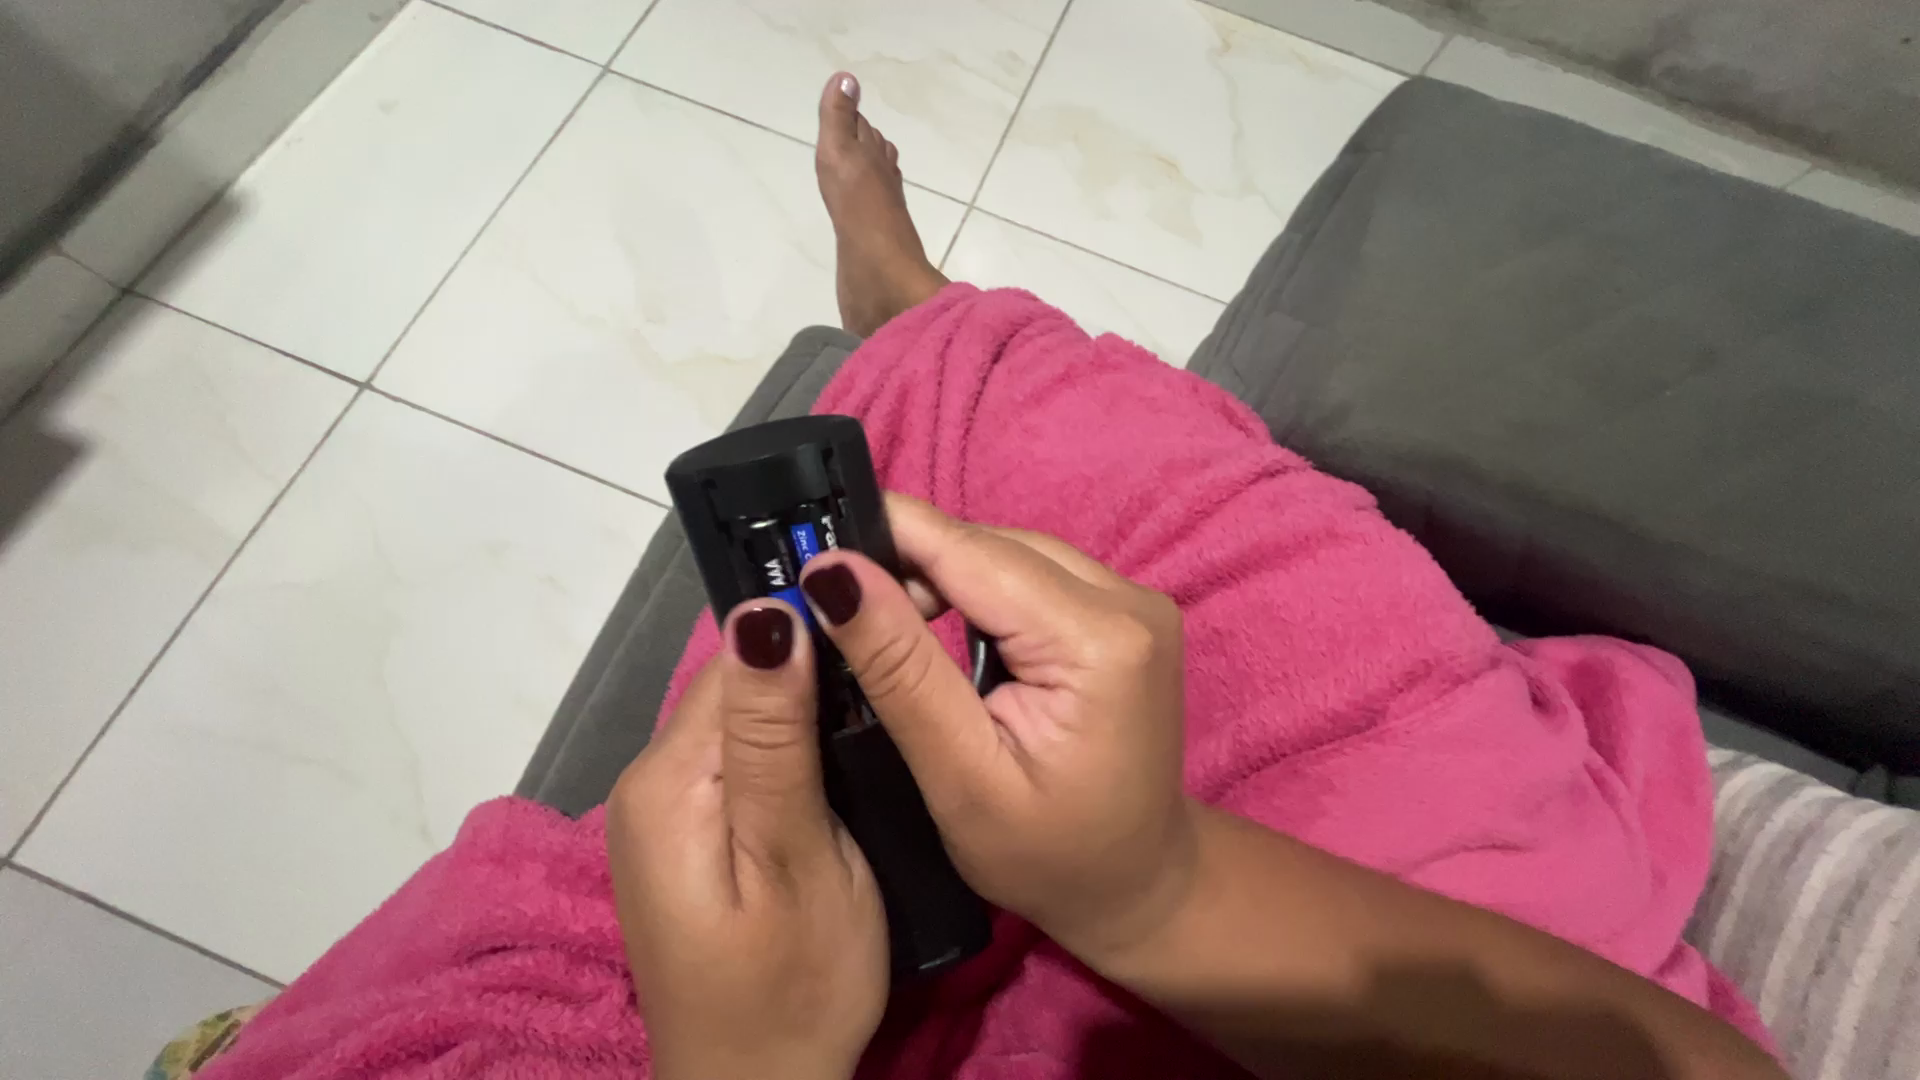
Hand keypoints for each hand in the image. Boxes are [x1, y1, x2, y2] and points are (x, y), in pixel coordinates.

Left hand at [607, 599, 887, 1079]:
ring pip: (745, 713)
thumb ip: (774, 740)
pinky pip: (743, 752)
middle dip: (810, 670)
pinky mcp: (690, 828)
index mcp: (670, 780)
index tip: (881, 626)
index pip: (739, 659)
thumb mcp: (796, 860)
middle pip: (738, 683)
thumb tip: (764, 619)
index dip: (808, 634)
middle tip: (891, 674)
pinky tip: (836, 755)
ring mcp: (666, 806)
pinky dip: (790, 741)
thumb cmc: (793, 985)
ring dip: (805, 704)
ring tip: (876, 707)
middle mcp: (651, 780)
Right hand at [796, 495, 1196, 964]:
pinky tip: (943, 624)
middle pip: (992, 545)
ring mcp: (1132, 599)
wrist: (1139, 882)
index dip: (891, 535)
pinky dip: (977, 588)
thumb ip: (900, 669)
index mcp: (1099, 641)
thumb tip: (833, 574)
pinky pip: (1030, 571)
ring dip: (943, 574)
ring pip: (1008, 550)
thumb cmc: (1051, 856)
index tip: (816, 543)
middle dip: (912, 561)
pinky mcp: (1121, 610)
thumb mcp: (961, 777)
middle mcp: (1128, 599)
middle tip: (839, 601)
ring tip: (886, 622)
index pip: (974, 552)